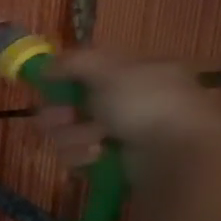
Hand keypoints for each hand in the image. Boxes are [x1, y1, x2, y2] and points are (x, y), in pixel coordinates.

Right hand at [35, 49, 220, 178]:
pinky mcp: (116, 158)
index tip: (48, 88)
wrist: (175, 153)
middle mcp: (133, 98)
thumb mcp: (110, 71)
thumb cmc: (146, 105)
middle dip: (61, 114)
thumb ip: (75, 62)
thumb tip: (45, 65)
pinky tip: (96, 157)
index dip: (65, 80)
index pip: (91, 72)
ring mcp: (126, 130)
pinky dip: (82, 156)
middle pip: (76, 104)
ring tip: (91, 143)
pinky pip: (81, 154)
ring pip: (73, 132)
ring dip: (71, 138)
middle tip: (61, 120)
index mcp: (140, 72)